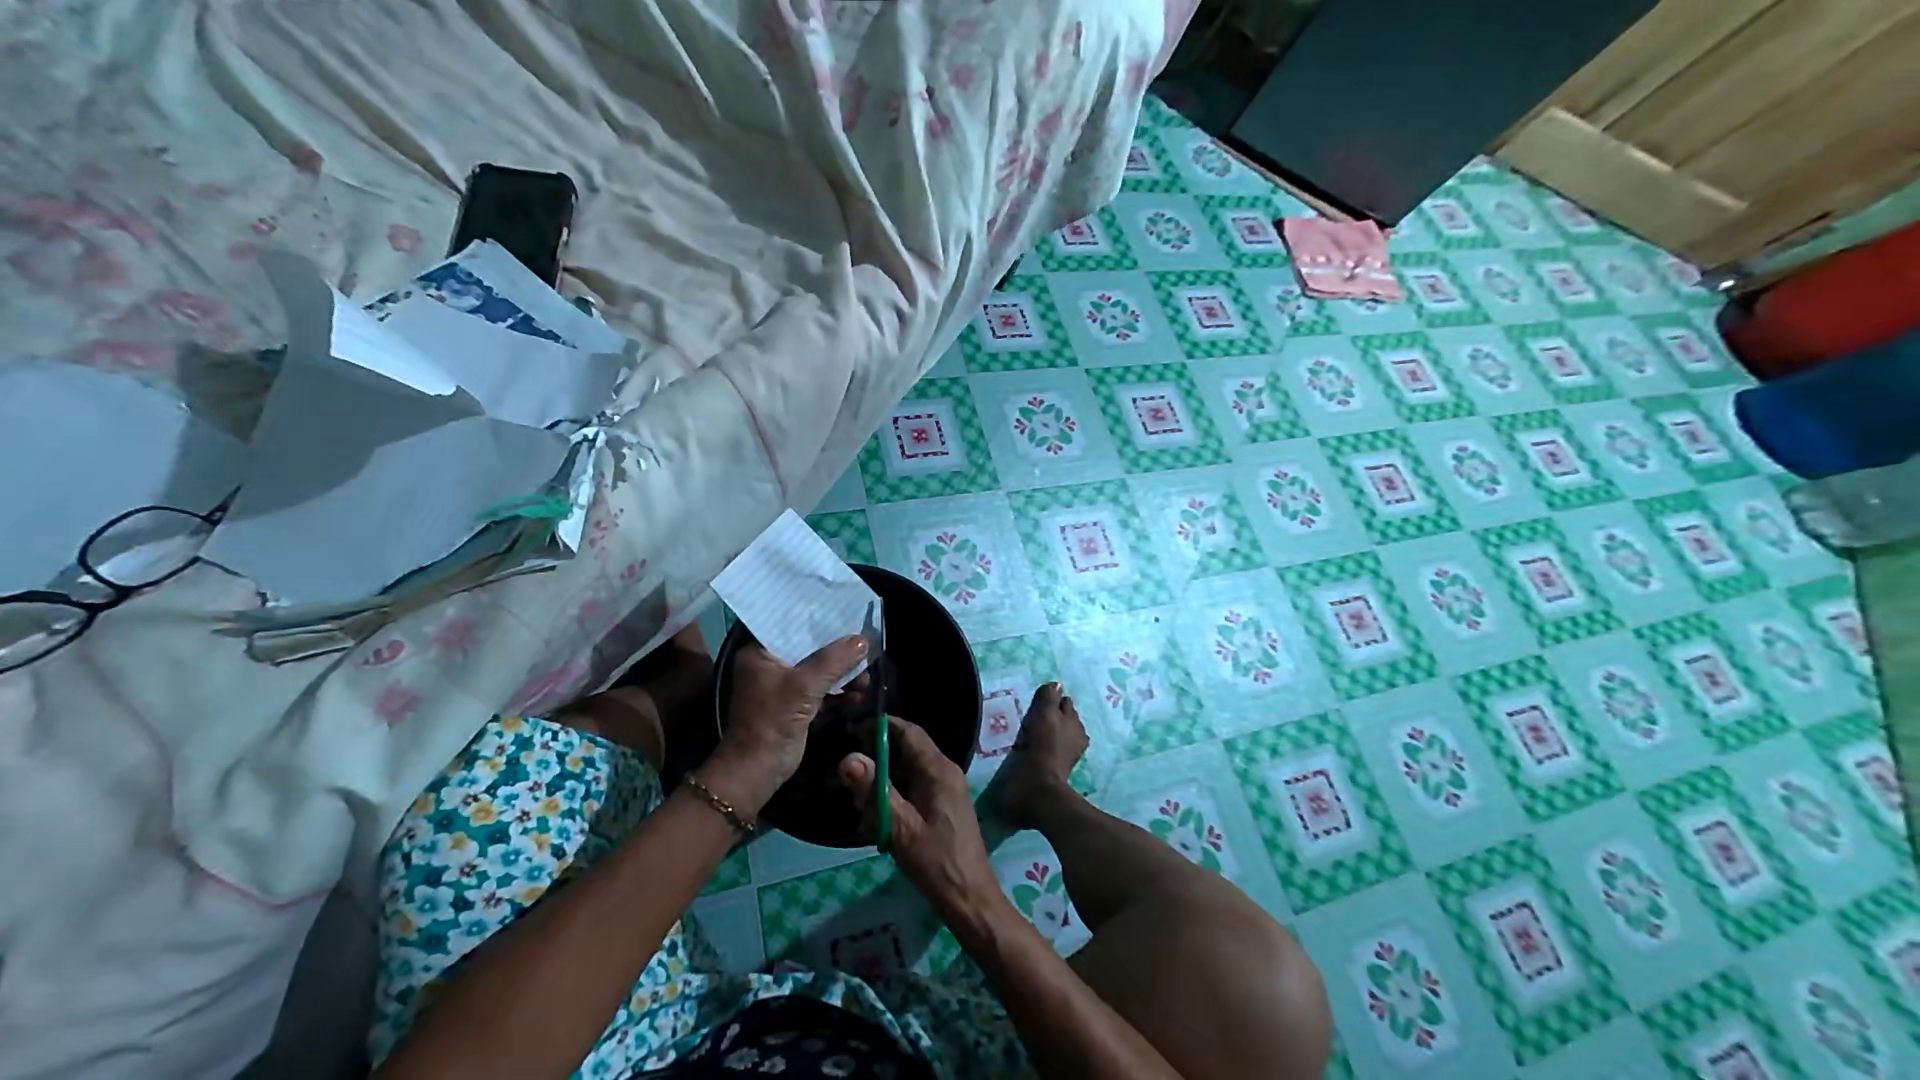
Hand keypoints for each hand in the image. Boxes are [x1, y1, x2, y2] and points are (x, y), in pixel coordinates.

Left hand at [707, 636, 867, 810]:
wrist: (758, 769)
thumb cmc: (772, 719)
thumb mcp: (805, 685)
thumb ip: (834, 660)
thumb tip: (863, 640)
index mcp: (760, 652)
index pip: (793, 625)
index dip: (820, 620)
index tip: (848, 615)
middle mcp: (771, 663)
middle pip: (811, 647)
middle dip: (839, 651)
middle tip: (865, 649)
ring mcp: (784, 684)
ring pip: (820, 669)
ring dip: (844, 673)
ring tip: (866, 679)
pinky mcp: (796, 704)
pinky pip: (822, 688)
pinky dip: (839, 690)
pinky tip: (858, 695)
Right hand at [840, 717, 999, 924]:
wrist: (968, 897)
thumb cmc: (936, 861)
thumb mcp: (900, 826)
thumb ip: (874, 790)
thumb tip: (848, 758)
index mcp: (939, 770)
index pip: (909, 732)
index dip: (882, 726)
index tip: (852, 730)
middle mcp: (945, 772)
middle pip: (907, 750)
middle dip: (878, 757)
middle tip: (848, 770)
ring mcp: (945, 788)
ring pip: (908, 771)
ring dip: (884, 780)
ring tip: (857, 797)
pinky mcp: (942, 805)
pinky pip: (914, 788)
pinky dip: (894, 795)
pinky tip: (875, 815)